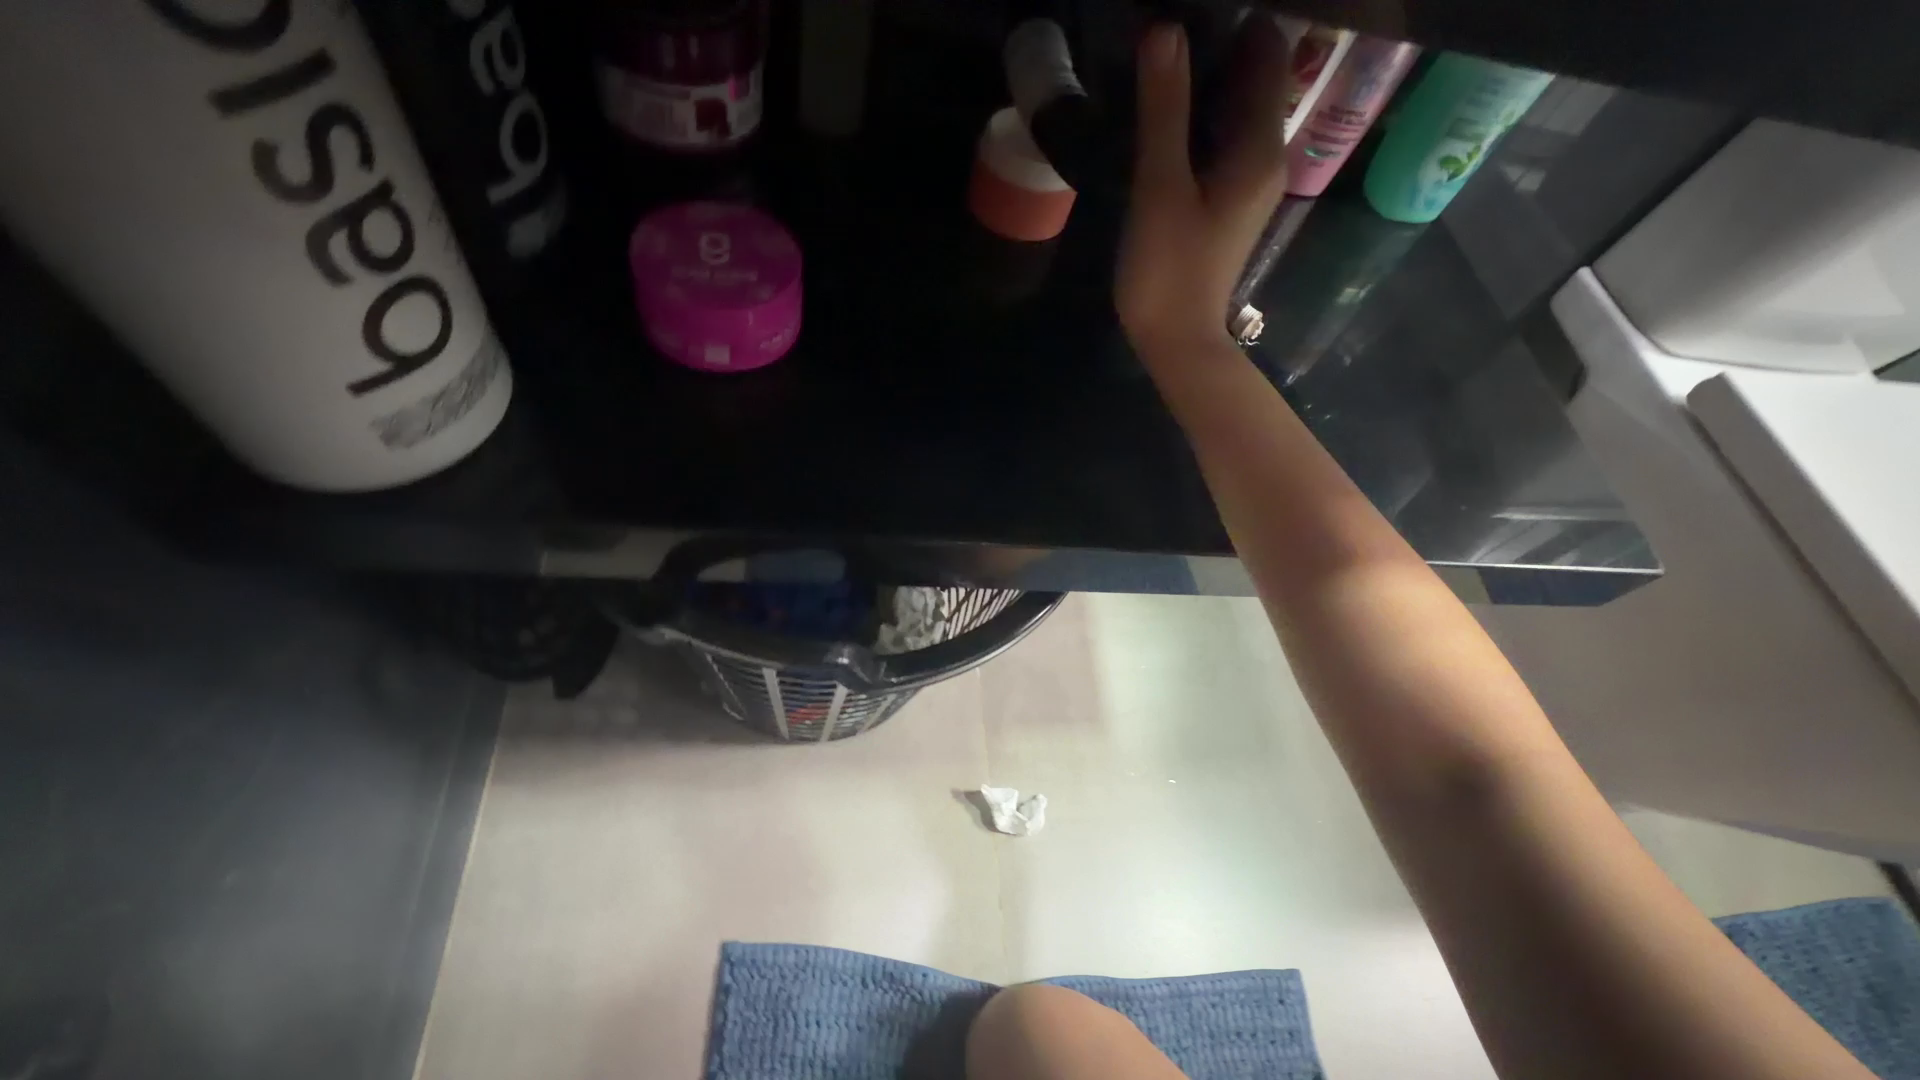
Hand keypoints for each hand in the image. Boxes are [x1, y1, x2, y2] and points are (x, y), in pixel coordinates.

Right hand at [1116, 20, 1293, 358]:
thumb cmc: (1170, 268)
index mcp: (1260, 149)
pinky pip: (1219, 141)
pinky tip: (1161, 113)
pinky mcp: (1225, 201)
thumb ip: (1163, 110)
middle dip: (1218, 49)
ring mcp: (1246, 182)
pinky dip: (1197, 119)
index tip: (1195, 12)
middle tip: (1165, 32)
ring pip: (1234, 112)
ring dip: (1204, 83)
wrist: (1176, 339)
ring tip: (1157, 60)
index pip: (1266, 58)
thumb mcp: (1161, 186)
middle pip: (1253, 81)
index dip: (1236, 25)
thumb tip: (1165, 32)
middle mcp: (1265, 158)